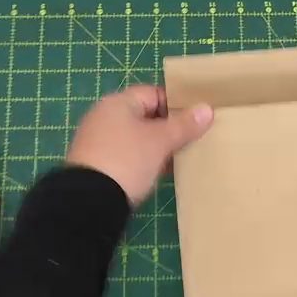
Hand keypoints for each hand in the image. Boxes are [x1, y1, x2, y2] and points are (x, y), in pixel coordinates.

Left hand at [65, 85, 213, 205]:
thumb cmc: (127, 160)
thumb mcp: (160, 141)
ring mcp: (99, 142)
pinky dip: (145, 160)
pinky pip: (129, 155)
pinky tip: (161, 172)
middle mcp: (105, 117)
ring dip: (158, 146)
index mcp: (117, 103)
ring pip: (138, 138)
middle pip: (146, 116)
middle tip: (194, 138)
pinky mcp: (99, 165)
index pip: (154, 93)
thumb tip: (207, 109)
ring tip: (182, 156)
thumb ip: (183, 125)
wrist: (89, 202)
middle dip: (170, 127)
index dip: (177, 103)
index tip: (198, 118)